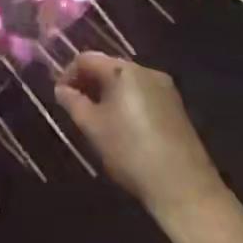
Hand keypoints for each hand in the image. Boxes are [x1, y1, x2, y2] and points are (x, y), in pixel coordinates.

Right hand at [55, 52, 224, 211]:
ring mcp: (164, 86)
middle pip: (109, 66)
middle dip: (89, 83)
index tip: (60, 97)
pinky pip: (143, 93)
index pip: (87, 58)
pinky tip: (124, 128)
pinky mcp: (175, 104)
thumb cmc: (130, 151)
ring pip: (127, 81)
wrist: (182, 184)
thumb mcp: (93, 128)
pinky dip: (127, 102)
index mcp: (123, 69)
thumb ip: (73, 103)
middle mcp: (145, 69)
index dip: (69, 74)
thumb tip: (61, 89)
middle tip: (76, 108)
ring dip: (108, 93)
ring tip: (98, 120)